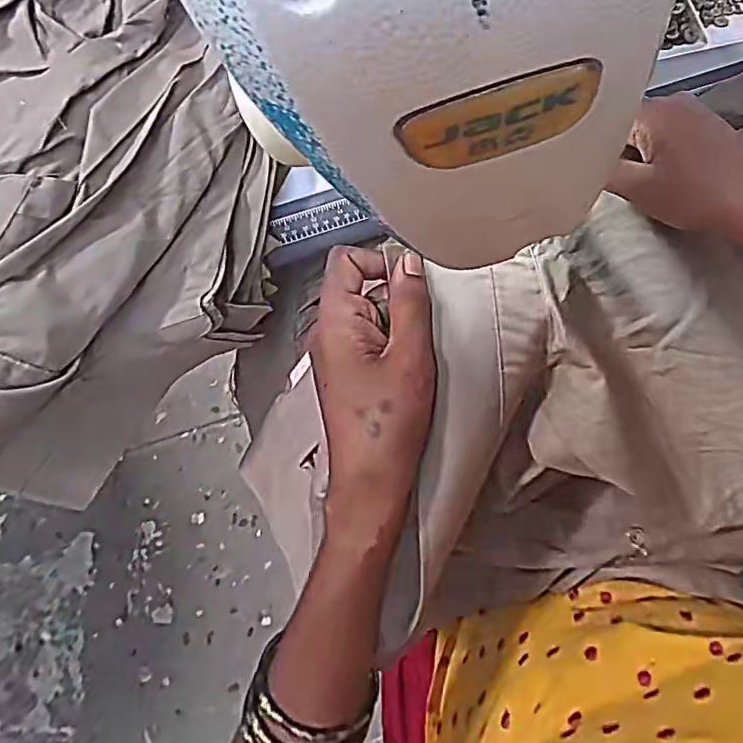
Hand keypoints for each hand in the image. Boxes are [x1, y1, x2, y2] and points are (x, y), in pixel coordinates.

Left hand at [306, 245, 435, 545]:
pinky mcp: (346, 370)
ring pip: (368, 311)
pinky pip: (369, 337)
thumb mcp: (410, 356)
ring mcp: (334, 353)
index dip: (378, 260)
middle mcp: (326, 333)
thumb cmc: (386, 428)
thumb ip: (409, 302)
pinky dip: (391, 343)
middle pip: (359, 285)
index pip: (345, 260)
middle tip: (416, 329)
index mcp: (333, 322)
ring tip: (411, 356)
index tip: (409, 282)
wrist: (371, 482)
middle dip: (393, 297)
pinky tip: (405, 370)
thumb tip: (408, 262)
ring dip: (396, 322)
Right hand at [608, 94, 742, 279]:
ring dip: (641, 154)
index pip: (604, 120)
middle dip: (619, 151)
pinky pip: (668, 133)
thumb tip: (579, 160)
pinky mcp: (706, 125)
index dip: (598, 148)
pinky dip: (662, 154)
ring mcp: (693, 111)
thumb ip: (602, 169)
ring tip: (654, 181)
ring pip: (646, 129)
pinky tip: (673, 177)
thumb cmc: (703, 197)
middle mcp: (674, 102)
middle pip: (625, 122)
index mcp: (654, 111)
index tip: (600, 170)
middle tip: (629, 180)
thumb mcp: (639, 189)